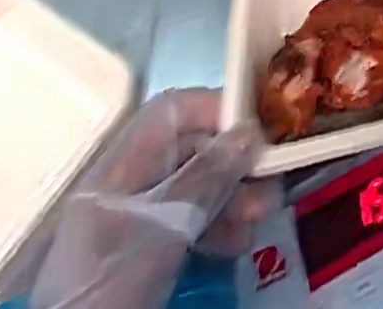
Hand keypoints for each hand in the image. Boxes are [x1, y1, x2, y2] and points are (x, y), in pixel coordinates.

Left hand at [31, 89, 279, 308]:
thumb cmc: (112, 275)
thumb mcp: (165, 223)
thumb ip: (208, 175)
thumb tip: (251, 129)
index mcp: (125, 162)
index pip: (174, 110)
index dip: (216, 108)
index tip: (256, 127)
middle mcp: (131, 180)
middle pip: (192, 147)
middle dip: (235, 162)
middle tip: (269, 180)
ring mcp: (137, 216)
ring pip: (197, 186)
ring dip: (233, 196)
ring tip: (259, 215)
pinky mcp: (145, 249)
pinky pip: (190, 220)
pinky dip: (217, 225)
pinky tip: (237, 242)